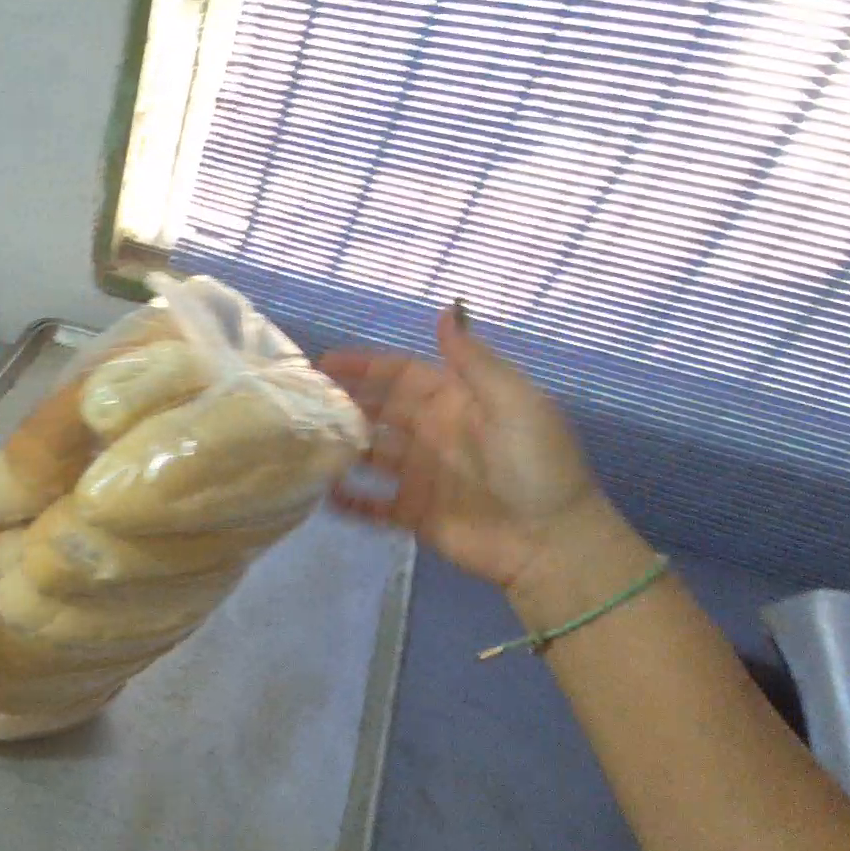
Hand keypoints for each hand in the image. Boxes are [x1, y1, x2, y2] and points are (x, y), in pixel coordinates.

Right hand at [319, 308, 606, 596]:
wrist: (550, 542)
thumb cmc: (534, 466)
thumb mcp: (513, 404)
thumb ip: (474, 361)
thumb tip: (447, 308)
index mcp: (455, 403)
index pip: (400, 375)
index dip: (364, 367)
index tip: (322, 364)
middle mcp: (432, 434)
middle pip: (377, 410)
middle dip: (342, 403)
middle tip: (299, 402)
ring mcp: (419, 475)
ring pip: (368, 453)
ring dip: (340, 447)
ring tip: (303, 443)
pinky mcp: (412, 512)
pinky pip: (370, 503)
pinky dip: (347, 499)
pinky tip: (321, 492)